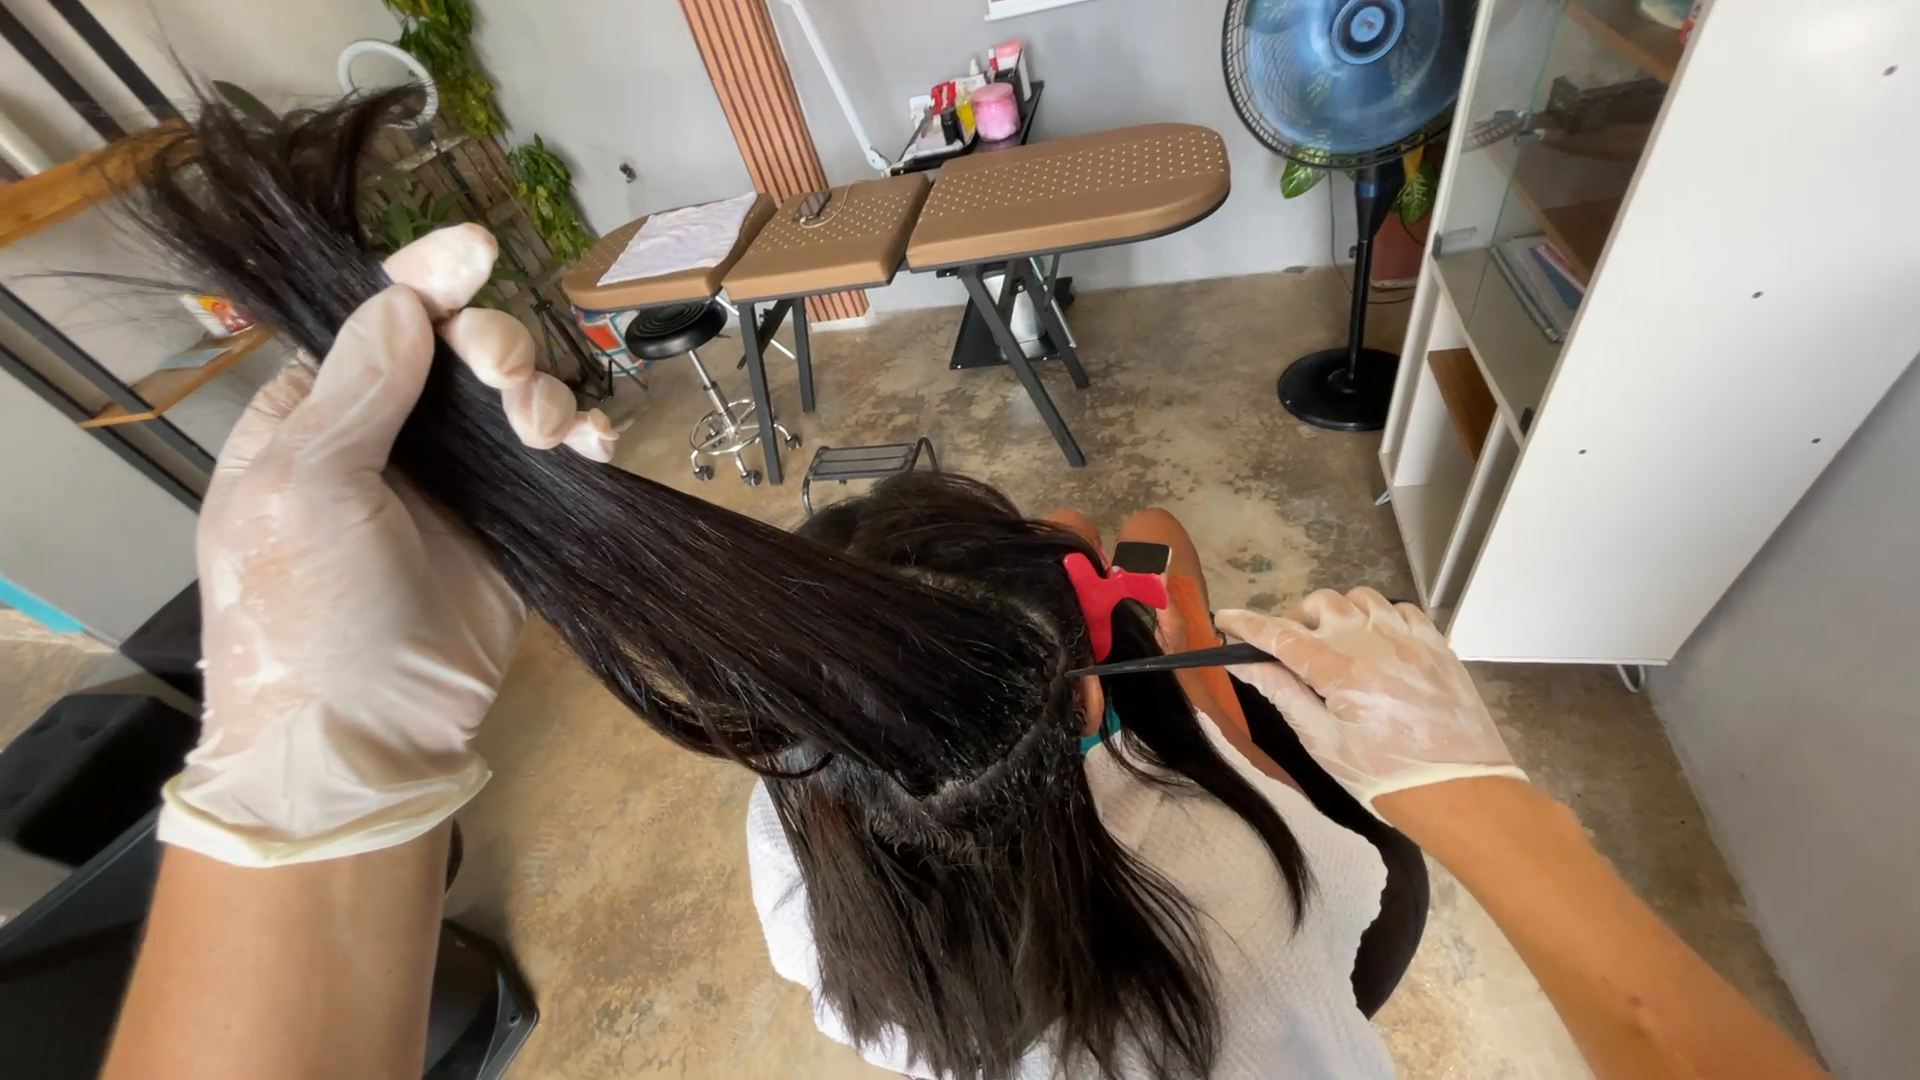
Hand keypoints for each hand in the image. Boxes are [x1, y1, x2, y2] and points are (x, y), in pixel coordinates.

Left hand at [159, 226, 612, 865]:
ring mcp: (472, 476)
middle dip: (499, 351)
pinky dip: (586, 439)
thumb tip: (401, 304)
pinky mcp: (527, 515)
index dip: (426, 277)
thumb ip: (356, 393)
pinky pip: (565, 456)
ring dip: (547, 397)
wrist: (372, 727)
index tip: (477, 251)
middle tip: (509, 389)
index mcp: (325, 414)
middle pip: (467, 352)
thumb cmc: (310, 610)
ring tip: (547, 436)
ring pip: (526, 398)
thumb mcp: (304, 493)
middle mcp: (403, 433)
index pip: (380, 321)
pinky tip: (596, 448)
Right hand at [1215, 588, 1526, 816]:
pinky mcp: (1436, 644)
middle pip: (1319, 604)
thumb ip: (1282, 692)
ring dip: (1337, 613)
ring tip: (1335, 643)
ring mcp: (1409, 638)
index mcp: (1340, 670)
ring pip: (1359, 598)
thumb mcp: (1321, 740)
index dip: (1247, 623)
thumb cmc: (1382, 775)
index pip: (1280, 634)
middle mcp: (1372, 642)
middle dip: (1295, 620)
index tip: (1224, 618)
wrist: (1462, 794)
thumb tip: (1244, 663)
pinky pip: (1400, 608)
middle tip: (1292, 651)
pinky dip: (1378, 617)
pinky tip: (1375, 644)